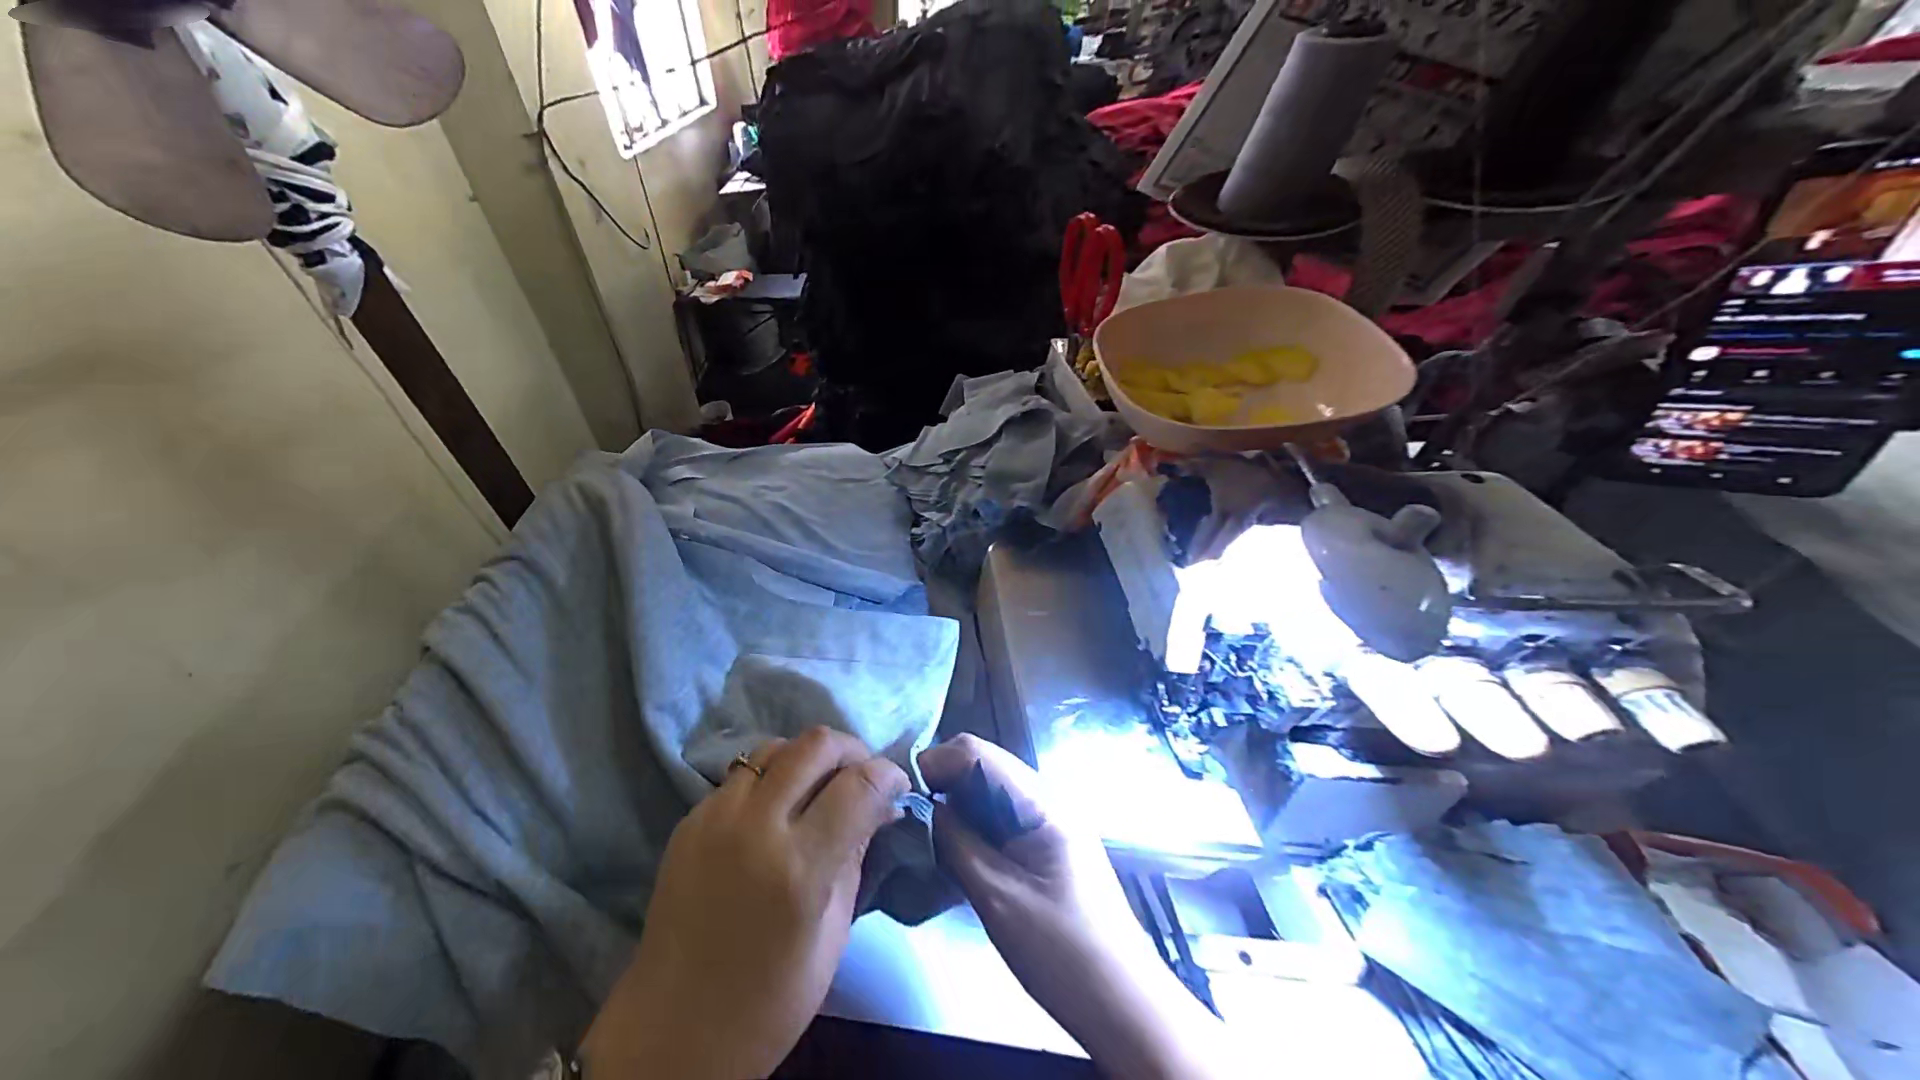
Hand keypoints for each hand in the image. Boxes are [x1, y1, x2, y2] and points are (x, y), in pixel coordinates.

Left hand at [581, 727, 908, 1078]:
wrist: (674, 1029)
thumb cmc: (771, 998)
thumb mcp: (834, 931)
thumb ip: (856, 854)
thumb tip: (882, 805)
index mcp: (800, 867)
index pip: (859, 785)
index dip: (888, 774)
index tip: (898, 785)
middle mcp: (754, 828)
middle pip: (815, 744)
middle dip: (851, 749)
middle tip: (862, 775)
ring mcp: (714, 818)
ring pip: (774, 748)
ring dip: (807, 758)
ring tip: (820, 787)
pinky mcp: (688, 821)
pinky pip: (740, 776)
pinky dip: (770, 780)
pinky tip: (777, 811)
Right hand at [919, 735, 1239, 1079]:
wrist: (1123, 1004)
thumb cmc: (1062, 952)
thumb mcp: (999, 897)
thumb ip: (958, 843)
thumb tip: (924, 806)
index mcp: (1041, 802)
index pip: (977, 752)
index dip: (935, 762)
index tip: (900, 794)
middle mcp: (1047, 800)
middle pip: (983, 765)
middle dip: (941, 782)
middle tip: (905, 816)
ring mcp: (1049, 822)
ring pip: (989, 792)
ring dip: (955, 804)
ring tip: (921, 833)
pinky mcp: (1047, 846)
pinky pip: (1001, 818)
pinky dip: (972, 825)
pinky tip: (952, 852)